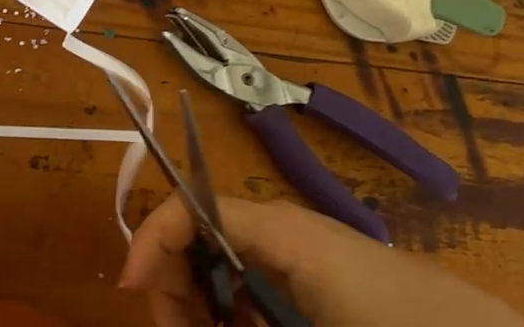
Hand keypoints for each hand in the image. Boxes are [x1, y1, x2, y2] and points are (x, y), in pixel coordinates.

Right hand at [121, 196, 523, 326]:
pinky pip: (260, 285)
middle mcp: (284, 229)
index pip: (187, 209)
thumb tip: (176, 322)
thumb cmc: (393, 325)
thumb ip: (234, 323)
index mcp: (277, 229)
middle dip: (177, 286)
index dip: (149, 244)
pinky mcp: (325, 280)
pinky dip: (239, 311)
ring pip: (226, 265)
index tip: (130, 292)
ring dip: (206, 304)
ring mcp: (307, 253)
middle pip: (199, 238)